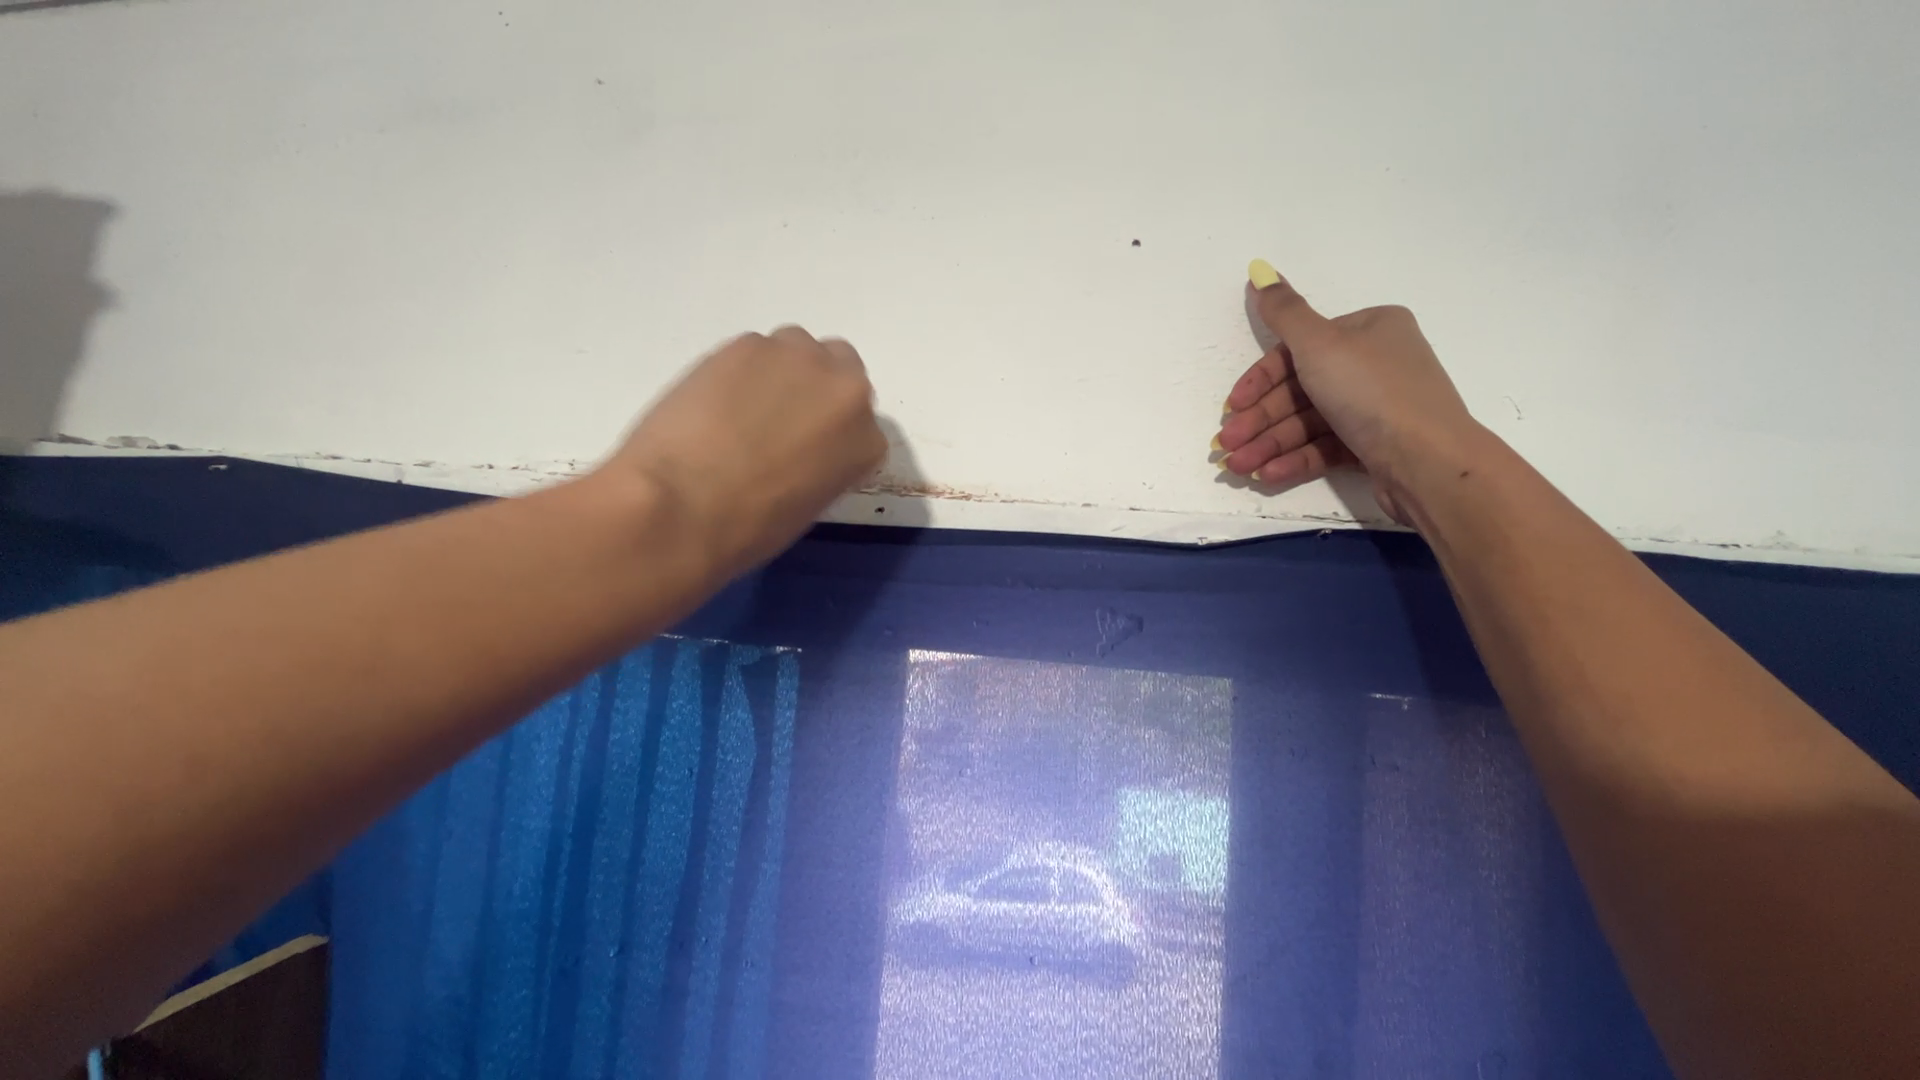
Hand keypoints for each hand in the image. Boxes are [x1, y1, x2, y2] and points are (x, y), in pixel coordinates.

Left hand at [599, 326, 885, 573]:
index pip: (860, 427)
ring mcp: (798, 359)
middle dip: (814, 389)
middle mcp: (845, 391)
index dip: (828, 435)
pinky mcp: (748, 344)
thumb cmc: (748, 527)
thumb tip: (800, 447)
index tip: (804, 449)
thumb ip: (822, 464)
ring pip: (797, 350)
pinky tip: (713, 403)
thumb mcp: (808, 505)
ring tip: (742, 408)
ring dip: (779, 372)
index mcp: (867, 441)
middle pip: (842, 370)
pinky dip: (739, 371)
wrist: (682, 504)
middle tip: (778, 419)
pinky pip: (753, 350)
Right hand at [1216, 262, 1481, 521]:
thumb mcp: (1319, 344)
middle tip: (1226, 446)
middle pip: (1300, 390)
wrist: (1429, 462)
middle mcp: (1375, 363)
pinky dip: (1295, 459)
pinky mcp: (1375, 446)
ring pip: (1309, 423)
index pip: (1299, 350)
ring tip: (1240, 468)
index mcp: (1369, 329)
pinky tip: (1268, 475)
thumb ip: (1283, 313)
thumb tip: (1258, 269)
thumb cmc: (1371, 392)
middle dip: (1259, 421)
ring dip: (1269, 444)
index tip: (1232, 407)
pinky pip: (1326, 447)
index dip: (1259, 380)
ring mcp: (1377, 407)